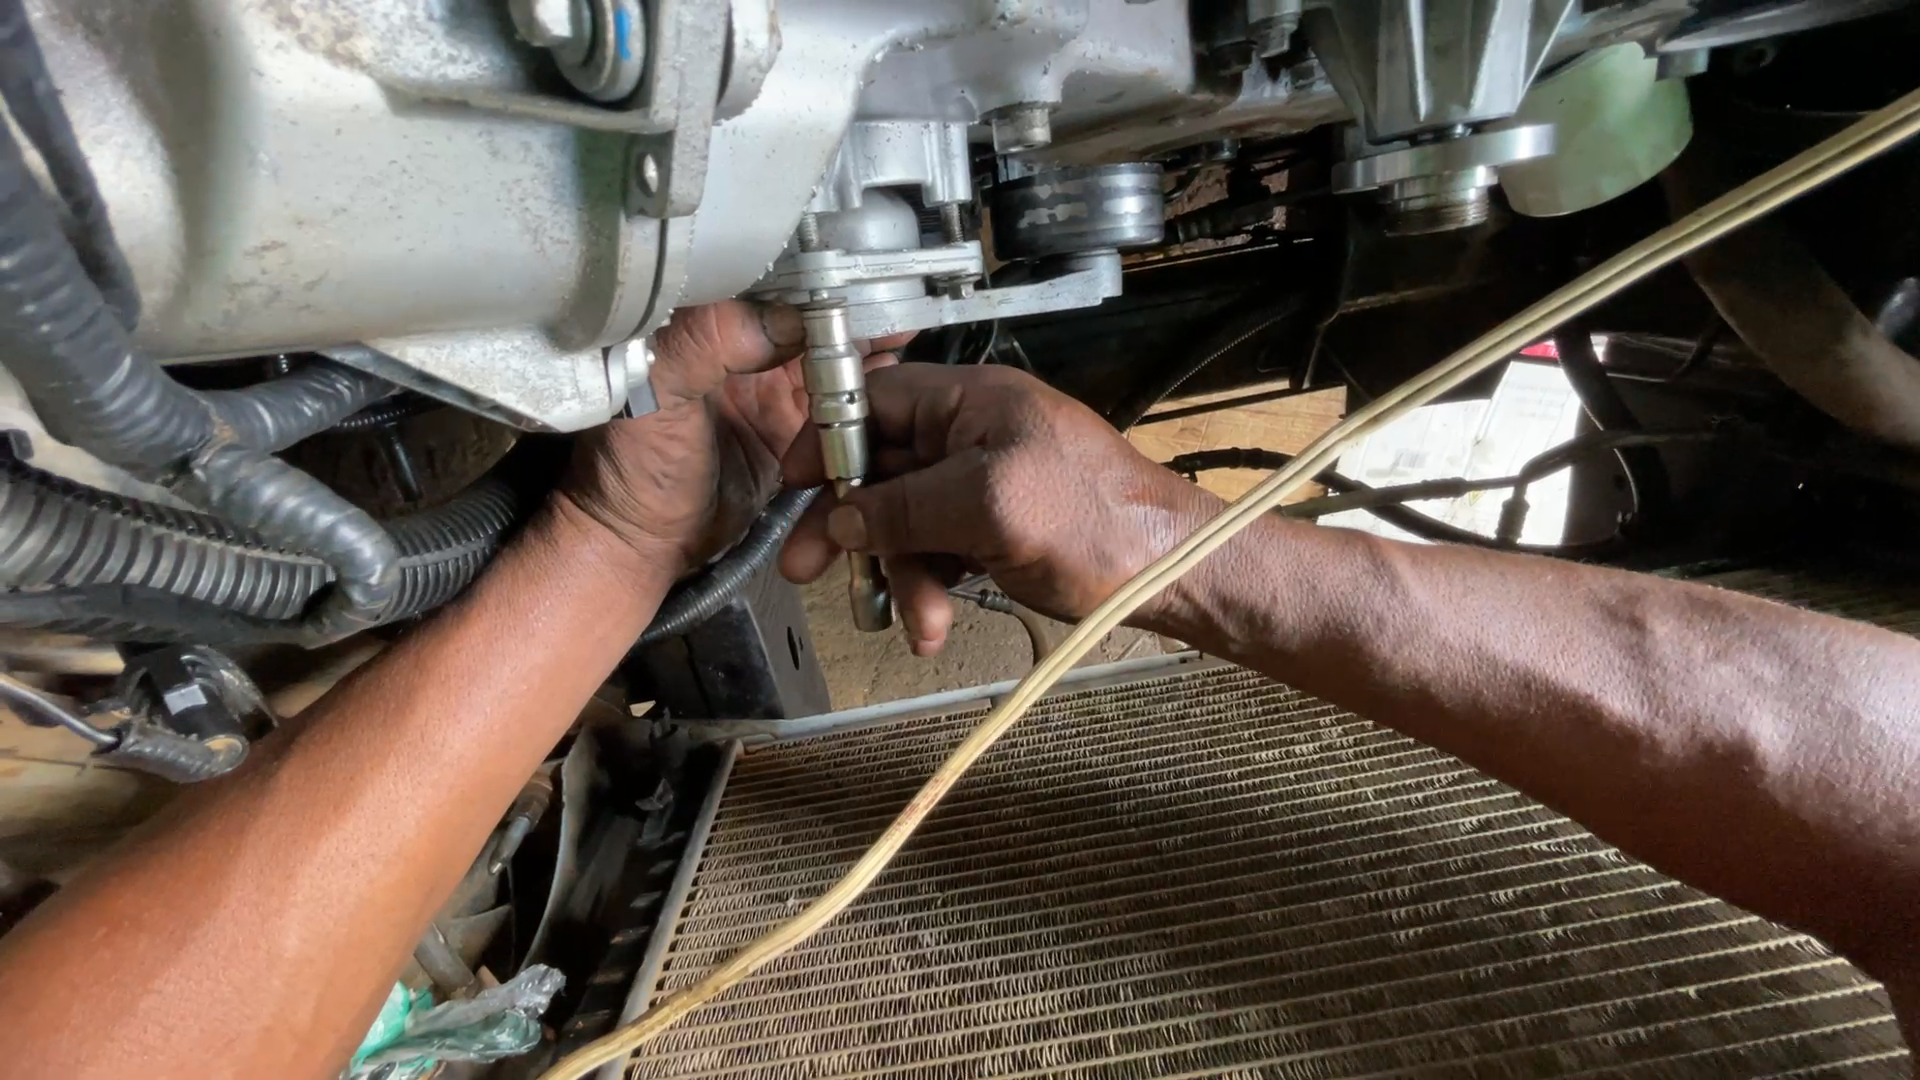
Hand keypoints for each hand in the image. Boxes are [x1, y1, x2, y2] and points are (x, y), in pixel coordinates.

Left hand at [553, 300, 900, 581]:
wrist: (644, 546)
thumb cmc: (630, 471)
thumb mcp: (653, 393)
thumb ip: (706, 343)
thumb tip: (784, 319)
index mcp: (702, 330)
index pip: (764, 287)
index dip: (810, 277)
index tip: (854, 272)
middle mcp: (740, 353)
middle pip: (806, 320)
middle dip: (851, 309)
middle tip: (898, 300)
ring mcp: (769, 393)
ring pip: (828, 362)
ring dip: (865, 351)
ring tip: (905, 334)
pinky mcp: (793, 434)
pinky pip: (836, 410)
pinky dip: (864, 398)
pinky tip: (893, 384)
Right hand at [780, 363, 1220, 654]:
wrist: (1169, 574)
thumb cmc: (1092, 522)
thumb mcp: (990, 506)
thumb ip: (906, 505)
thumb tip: (840, 517)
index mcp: (970, 401)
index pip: (876, 401)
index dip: (828, 437)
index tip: (793, 485)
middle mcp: (969, 436)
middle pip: (882, 470)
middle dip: (852, 524)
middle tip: (806, 569)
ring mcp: (979, 486)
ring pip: (906, 522)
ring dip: (901, 574)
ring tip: (918, 623)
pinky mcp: (990, 530)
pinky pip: (937, 552)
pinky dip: (930, 588)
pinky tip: (932, 627)